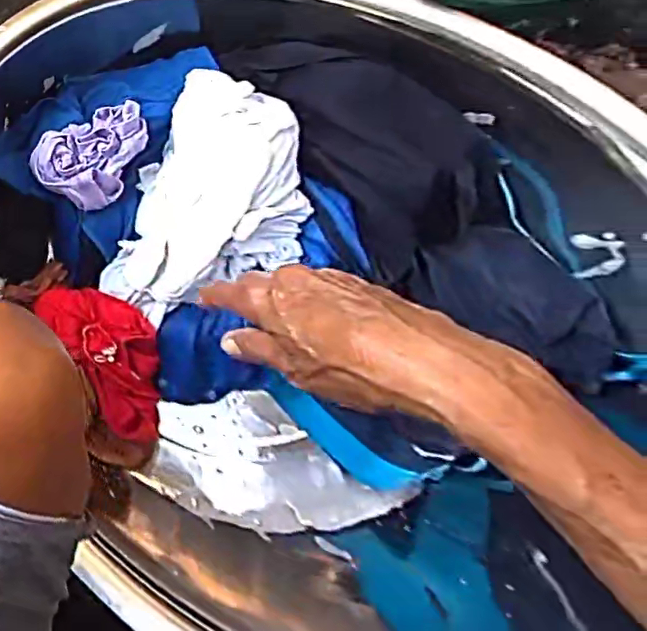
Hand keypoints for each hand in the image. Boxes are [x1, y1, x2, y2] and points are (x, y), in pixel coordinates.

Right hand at [198, 263, 499, 421]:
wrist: (447, 368)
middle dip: (252, 300)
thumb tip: (235, 341)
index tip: (205, 303)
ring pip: (294, 286)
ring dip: (288, 302)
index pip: (226, 292)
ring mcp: (332, 280)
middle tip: (250, 323)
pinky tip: (332, 327)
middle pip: (260, 285)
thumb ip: (260, 350)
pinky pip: (326, 290)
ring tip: (294, 329)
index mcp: (268, 297)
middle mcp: (295, 280)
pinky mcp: (366, 287)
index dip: (213, 299)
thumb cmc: (368, 371)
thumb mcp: (300, 371)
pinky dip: (319, 303)